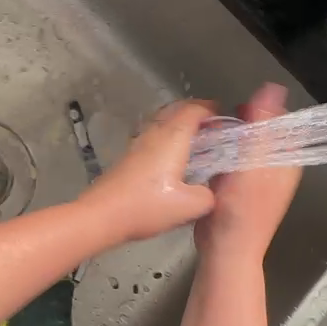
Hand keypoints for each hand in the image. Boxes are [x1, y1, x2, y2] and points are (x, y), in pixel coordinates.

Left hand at [78, 100, 216, 242]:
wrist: (100, 216)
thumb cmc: (146, 207)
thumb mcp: (191, 206)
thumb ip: (210, 195)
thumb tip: (210, 191)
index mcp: (172, 137)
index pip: (195, 109)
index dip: (212, 110)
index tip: (226, 120)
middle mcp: (154, 133)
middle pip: (176, 110)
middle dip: (196, 114)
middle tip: (213, 130)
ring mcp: (137, 144)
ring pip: (162, 124)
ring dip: (179, 127)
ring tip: (195, 145)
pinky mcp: (127, 158)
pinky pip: (152, 139)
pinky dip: (166, 140)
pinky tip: (172, 161)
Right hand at [196, 83, 300, 256]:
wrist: (225, 252)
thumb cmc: (241, 213)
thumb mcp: (251, 166)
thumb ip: (261, 128)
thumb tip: (272, 87)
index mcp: (286, 161)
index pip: (281, 122)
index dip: (260, 111)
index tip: (236, 110)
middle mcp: (274, 168)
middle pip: (260, 133)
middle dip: (239, 125)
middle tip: (213, 124)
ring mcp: (255, 181)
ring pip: (242, 148)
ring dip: (226, 140)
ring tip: (205, 137)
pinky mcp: (236, 190)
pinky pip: (229, 163)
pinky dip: (217, 156)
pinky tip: (203, 157)